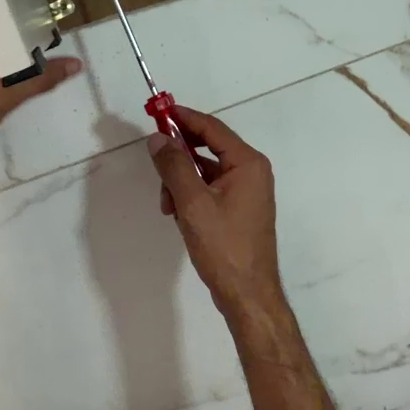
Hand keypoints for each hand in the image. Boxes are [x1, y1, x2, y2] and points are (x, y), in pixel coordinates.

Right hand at [147, 105, 283, 317]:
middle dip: (179, 159)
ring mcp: (247, 191)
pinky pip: (210, 189)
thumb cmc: (224, 246)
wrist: (248, 296)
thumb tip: (158, 138)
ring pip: (205, 172)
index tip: (158, 113)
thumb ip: (174, 166)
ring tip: (169, 207)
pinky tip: (179, 216)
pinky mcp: (240, 209)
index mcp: (247, 163)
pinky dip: (192, 197)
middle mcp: (251, 171)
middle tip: (157, 169)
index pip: (212, 127)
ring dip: (182, 183)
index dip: (184, 118)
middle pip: (208, 148)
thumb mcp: (192, 203)